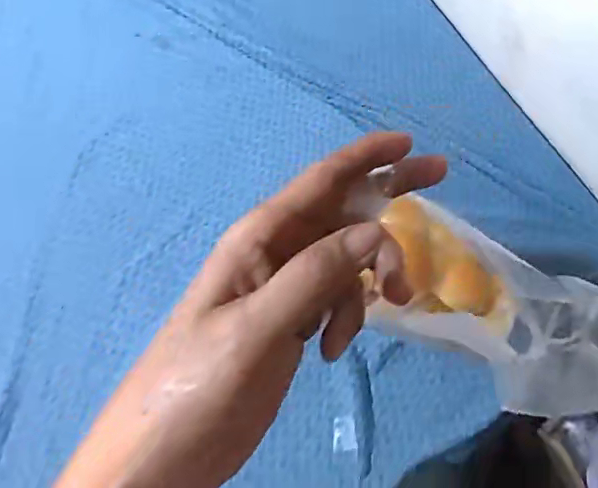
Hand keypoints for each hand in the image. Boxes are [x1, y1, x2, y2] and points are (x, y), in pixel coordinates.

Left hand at [55, 132, 447, 487]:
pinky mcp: (295, 317)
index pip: (324, 179)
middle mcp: (279, 250)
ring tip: (394, 300)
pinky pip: (343, 293)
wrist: (157, 467)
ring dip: (377, 273)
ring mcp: (288, 284)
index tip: (410, 142)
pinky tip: (332, 348)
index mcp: (262, 237)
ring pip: (353, 253)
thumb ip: (314, 275)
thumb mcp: (254, 329)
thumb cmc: (194, 387)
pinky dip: (352, 313)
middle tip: (440, 173)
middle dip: (393, 188)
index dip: (367, 154)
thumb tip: (374, 230)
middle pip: (348, 205)